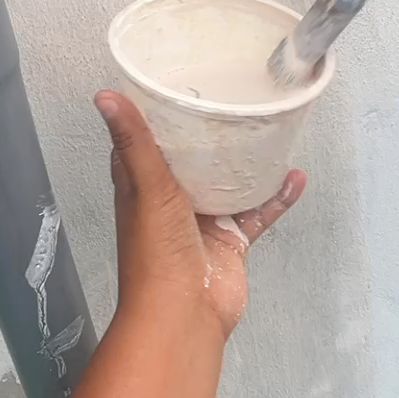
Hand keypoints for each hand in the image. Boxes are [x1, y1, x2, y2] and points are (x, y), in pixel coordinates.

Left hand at [95, 90, 305, 338]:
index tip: (171, 83)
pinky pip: (256, 212)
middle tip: (229, 97)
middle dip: (206, 134)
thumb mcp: (146, 184)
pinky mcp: (230, 240)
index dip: (152, 114)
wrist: (185, 313)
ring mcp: (202, 219)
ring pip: (226, 182)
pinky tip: (295, 177)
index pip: (142, 140)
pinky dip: (274, 197)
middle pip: (189, 159)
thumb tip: (103, 95)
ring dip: (244, 162)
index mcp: (140, 184)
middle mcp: (169, 199)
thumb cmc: (156, 250)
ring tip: (268, 129)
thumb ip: (133, 140)